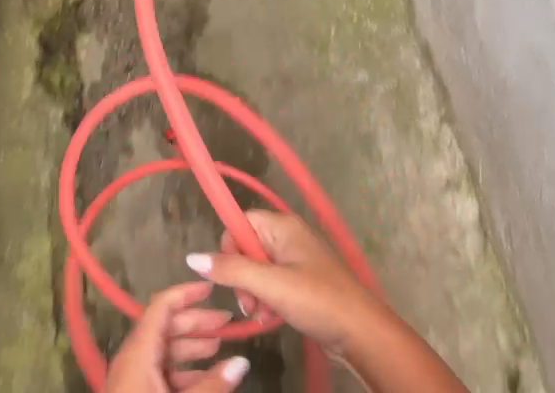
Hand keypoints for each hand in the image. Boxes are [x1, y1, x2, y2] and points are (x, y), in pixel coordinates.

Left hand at [104, 281, 251, 390]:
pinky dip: (185, 371)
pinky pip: (161, 373)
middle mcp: (133, 358)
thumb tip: (242, 361)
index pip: (162, 306)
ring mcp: (132, 379)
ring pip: (165, 351)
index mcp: (139, 351)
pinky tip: (207, 379)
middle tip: (228, 323)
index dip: (187, 293)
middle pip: (166, 327)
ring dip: (193, 347)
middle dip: (197, 322)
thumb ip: (213, 385)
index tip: (214, 287)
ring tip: (221, 348)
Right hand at [184, 210, 388, 355]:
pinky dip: (268, 300)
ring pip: (258, 270)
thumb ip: (231, 269)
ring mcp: (298, 260)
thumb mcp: (270, 285)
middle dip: (242, 278)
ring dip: (254, 294)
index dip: (230, 246)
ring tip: (263, 314)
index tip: (231, 275)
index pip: (241, 221)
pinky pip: (273, 284)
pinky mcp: (303, 282)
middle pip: (248, 247)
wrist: (361, 332)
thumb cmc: (317, 300)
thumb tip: (192, 258)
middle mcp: (290, 236)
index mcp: (283, 226)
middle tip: (250, 303)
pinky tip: (273, 318)